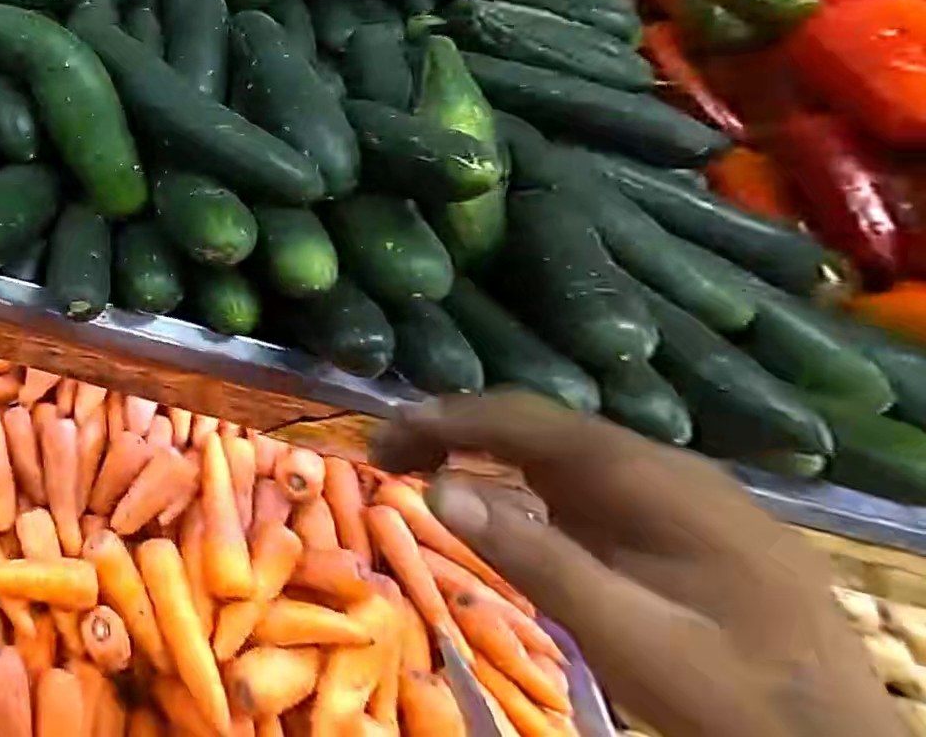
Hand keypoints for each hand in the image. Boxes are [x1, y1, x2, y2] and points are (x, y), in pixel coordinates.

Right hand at [373, 392, 905, 736]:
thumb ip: (535, 560)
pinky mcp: (654, 512)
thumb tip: (437, 490)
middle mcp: (661, 468)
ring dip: (473, 442)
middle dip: (452, 427)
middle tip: (385, 451)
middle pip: (536, 424)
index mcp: (662, 485)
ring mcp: (661, 488)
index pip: (537, 424)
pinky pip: (563, 469)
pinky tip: (477, 482)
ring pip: (545, 441)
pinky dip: (505, 466)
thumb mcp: (631, 640)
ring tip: (412, 461)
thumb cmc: (733, 699)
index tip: (389, 429)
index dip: (454, 418)